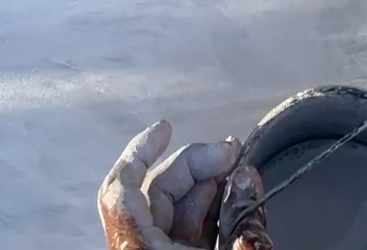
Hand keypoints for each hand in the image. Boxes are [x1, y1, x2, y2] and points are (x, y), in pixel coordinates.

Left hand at [98, 120, 244, 249]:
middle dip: (195, 165)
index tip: (167, 127)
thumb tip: (246, 176)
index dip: (140, 151)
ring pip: (172, 212)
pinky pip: (182, 234)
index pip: (120, 189)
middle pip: (156, 193)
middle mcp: (140, 248)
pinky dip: (207, 215)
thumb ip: (240, 219)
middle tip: (232, 153)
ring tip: (238, 175)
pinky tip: (232, 201)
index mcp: (139, 247)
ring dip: (207, 187)